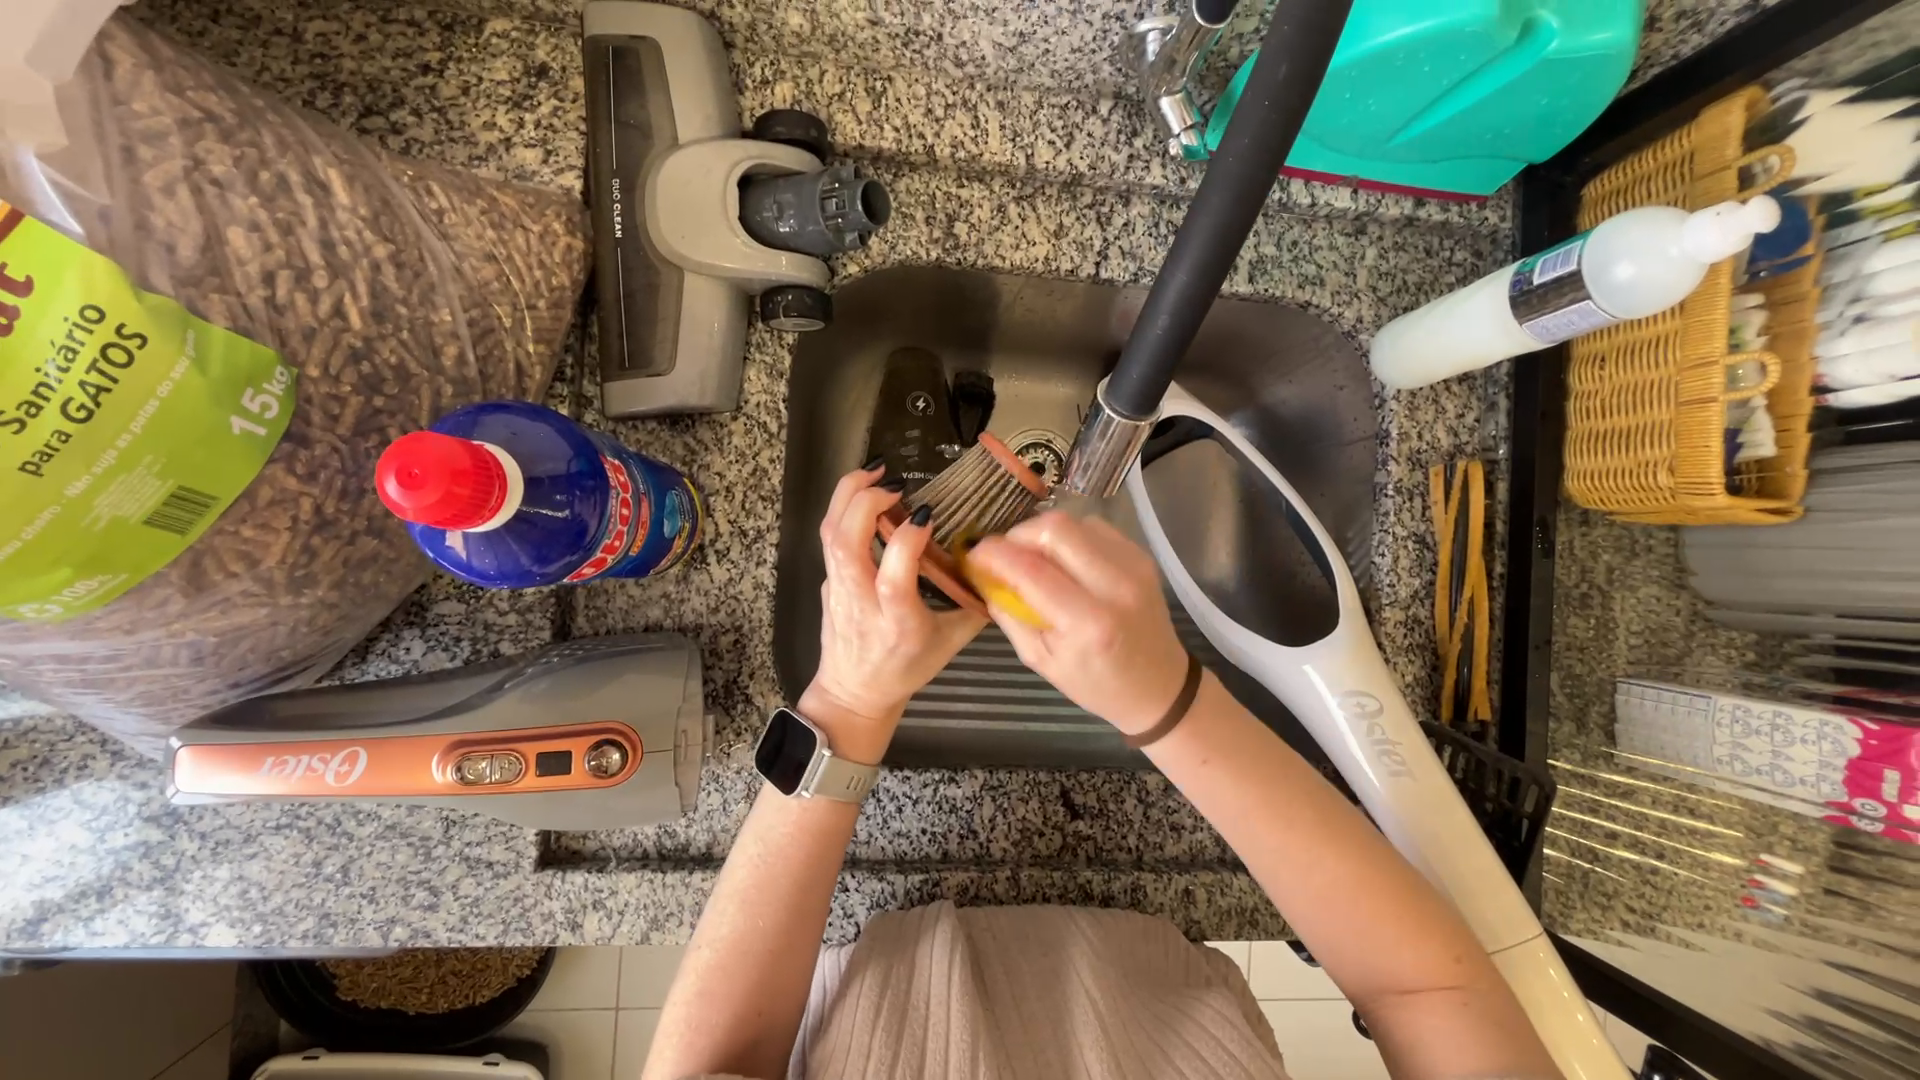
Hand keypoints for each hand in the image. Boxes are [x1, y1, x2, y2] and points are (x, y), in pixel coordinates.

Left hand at [805, 463, 987, 761]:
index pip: (892, 578)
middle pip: (846, 544)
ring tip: (874, 472)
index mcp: (897, 623)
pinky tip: (865, 494)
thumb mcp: (949, 643)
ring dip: (847, 496)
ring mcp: (838, 590)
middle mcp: (862, 603)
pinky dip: (843, 508)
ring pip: (830, 535)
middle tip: (894, 483)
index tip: (928, 514)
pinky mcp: (828, 581)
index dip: (907, 540)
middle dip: (864, 503)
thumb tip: (1001, 565)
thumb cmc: (905, 669)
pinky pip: (829, 538)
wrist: (854, 692)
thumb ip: (975, 605)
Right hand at [967, 513, 1189, 735]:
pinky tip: (1063, 559)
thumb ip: (1010, 614)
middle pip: (1055, 529)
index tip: (974, 555)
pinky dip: (1069, 537)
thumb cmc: (1095, 683)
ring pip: (1074, 522)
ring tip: (1033, 557)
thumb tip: (984, 575)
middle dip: (1018, 534)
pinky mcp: (1141, 556)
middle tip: (1005, 553)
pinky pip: (1094, 527)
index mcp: (1088, 624)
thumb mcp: (1041, 661)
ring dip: (1043, 534)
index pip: (1031, 571)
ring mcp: (1133, 566)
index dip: (995, 554)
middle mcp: (1115, 587)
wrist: (1159, 685)